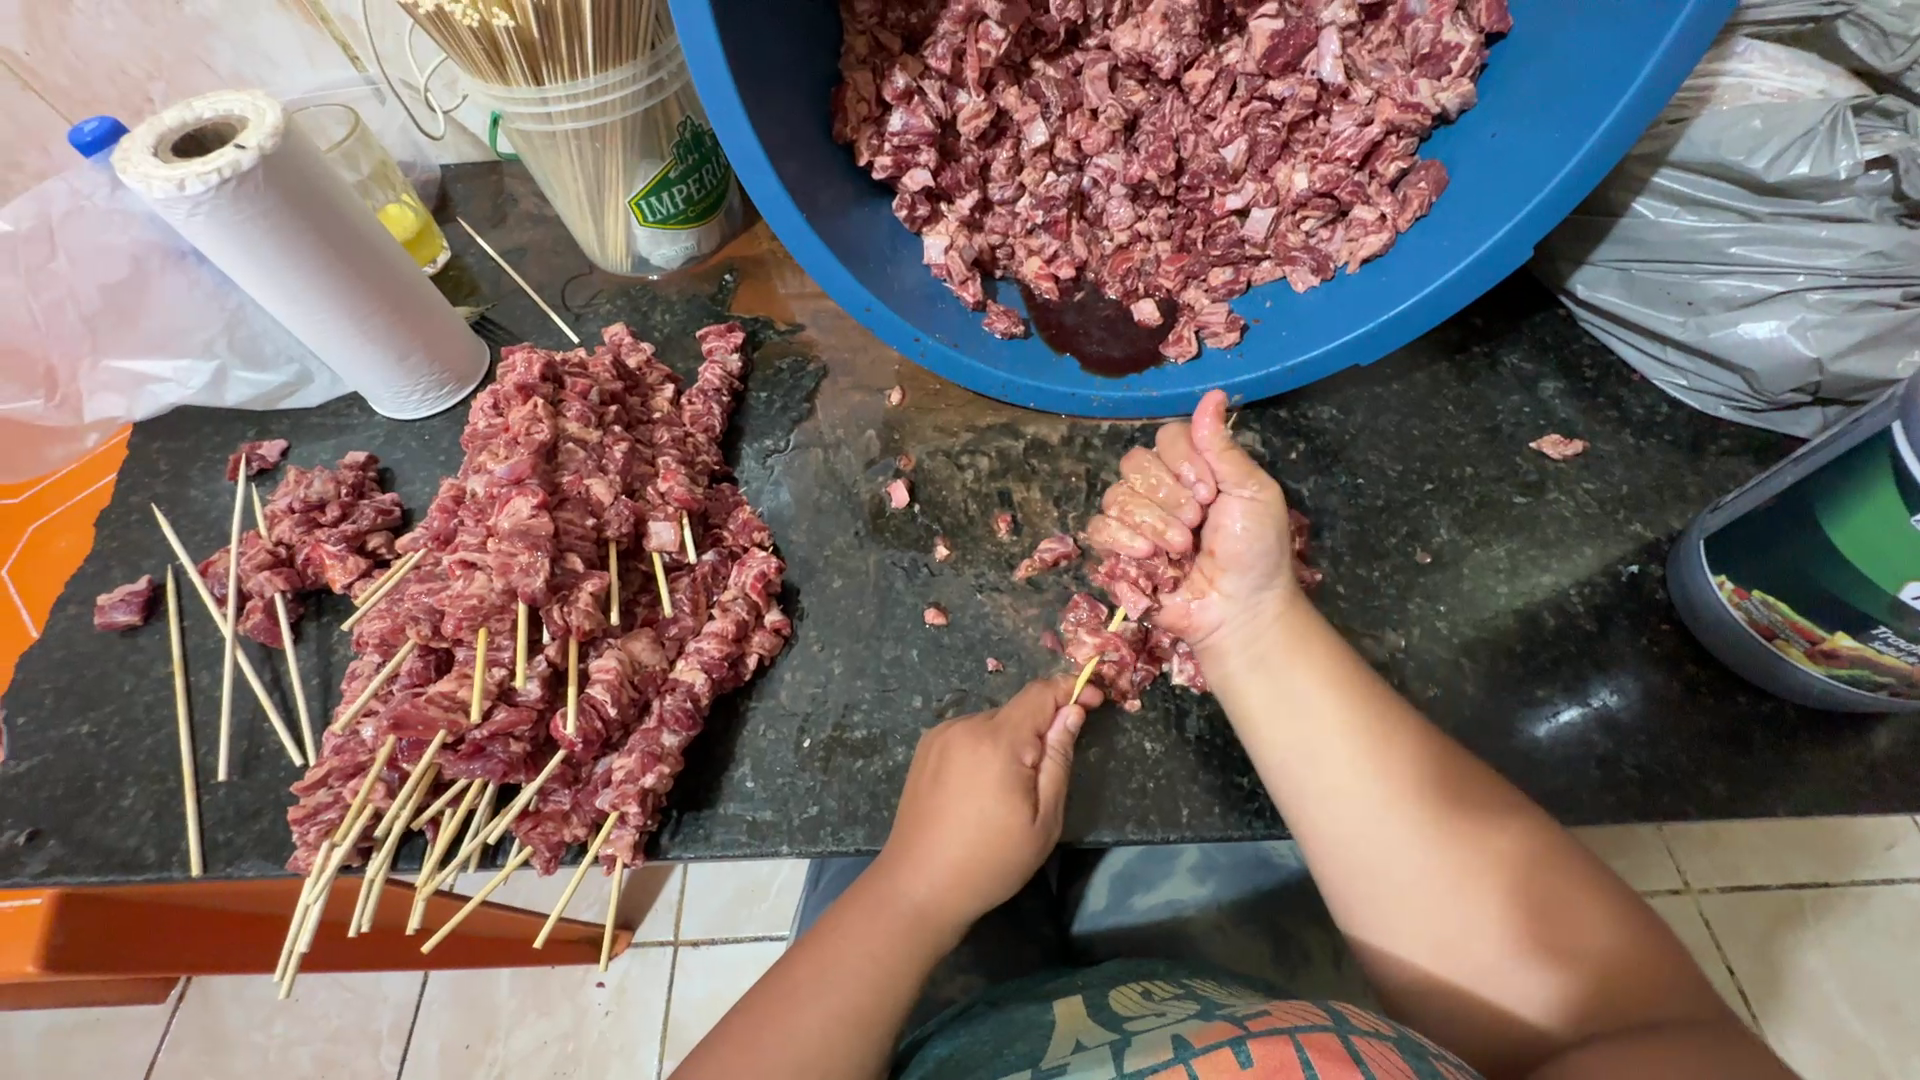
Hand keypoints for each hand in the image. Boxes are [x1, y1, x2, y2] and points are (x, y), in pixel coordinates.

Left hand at [868, 676, 1100, 934]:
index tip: (1096, 700)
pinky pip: (970, 734)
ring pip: (993, 723)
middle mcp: (966, 725)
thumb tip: (1072, 712)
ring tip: (1008, 793)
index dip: (1071, 690)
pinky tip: (981, 789)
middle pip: (1017, 711)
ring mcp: (941, 734)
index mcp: (998, 740)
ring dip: (1012, 742)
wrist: (918, 885)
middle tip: (1047, 777)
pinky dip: (986, 749)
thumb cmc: (991, 860)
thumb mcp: (1044, 819)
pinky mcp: (926, 747)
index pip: (1040, 693)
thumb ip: (1059, 758)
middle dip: (1041, 729)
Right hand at [1084, 388, 1300, 654]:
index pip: (1165, 438)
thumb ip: (1222, 447)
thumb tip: (1211, 394)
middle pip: (1134, 464)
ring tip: (1180, 547)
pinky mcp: (1118, 552)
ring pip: (1116, 496)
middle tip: (1197, 522)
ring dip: (1151, 521)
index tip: (1211, 492)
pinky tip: (1149, 556)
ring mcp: (1136, 521)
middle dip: (1167, 495)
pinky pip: (1099, 528)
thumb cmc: (1255, 552)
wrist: (1239, 608)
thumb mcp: (1252, 492)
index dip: (1183, 462)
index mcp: (1192, 471)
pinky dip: (1122, 539)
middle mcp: (1159, 490)